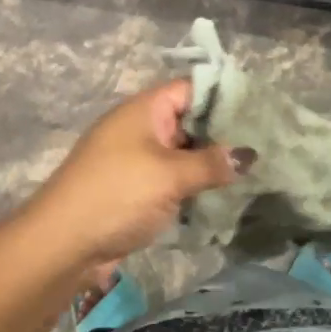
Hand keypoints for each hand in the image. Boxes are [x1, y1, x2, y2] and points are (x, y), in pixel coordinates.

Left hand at [23, 80, 252, 265]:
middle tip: (267, 146)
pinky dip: (192, 186)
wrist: (63, 242)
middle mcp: (139, 126)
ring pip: (180, 152)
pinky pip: (170, 178)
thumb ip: (211, 163)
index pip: (190, 88)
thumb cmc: (118, 195)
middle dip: (222, 133)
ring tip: (254, 173)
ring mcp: (134, 158)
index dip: (223, 95)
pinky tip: (222, 198)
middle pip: (188, 120)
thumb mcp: (170, 176)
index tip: (260, 110)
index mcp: (144, 109)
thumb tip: (249, 153)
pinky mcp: (132, 189)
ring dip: (208, 164)